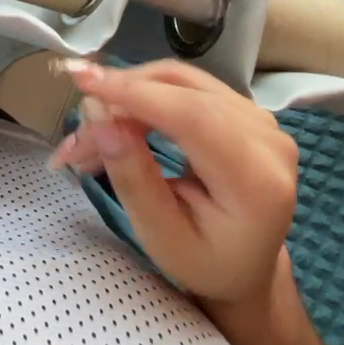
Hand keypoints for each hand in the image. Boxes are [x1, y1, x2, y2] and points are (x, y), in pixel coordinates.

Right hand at [48, 59, 297, 306]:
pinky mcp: (243, 107)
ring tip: (92, 130)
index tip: (80, 81)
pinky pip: (184, 83)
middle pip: (182, 91)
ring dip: (126, 94)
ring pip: (178, 79)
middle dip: (119, 98)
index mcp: (257, 181)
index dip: (134, 92)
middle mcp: (268, 139)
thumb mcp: (161, 236)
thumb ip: (133, 178)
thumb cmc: (203, 260)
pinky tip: (117, 116)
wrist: (244, 265)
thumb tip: (99, 116)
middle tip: (75, 133)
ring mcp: (259, 118)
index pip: (192, 116)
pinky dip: (142, 93)